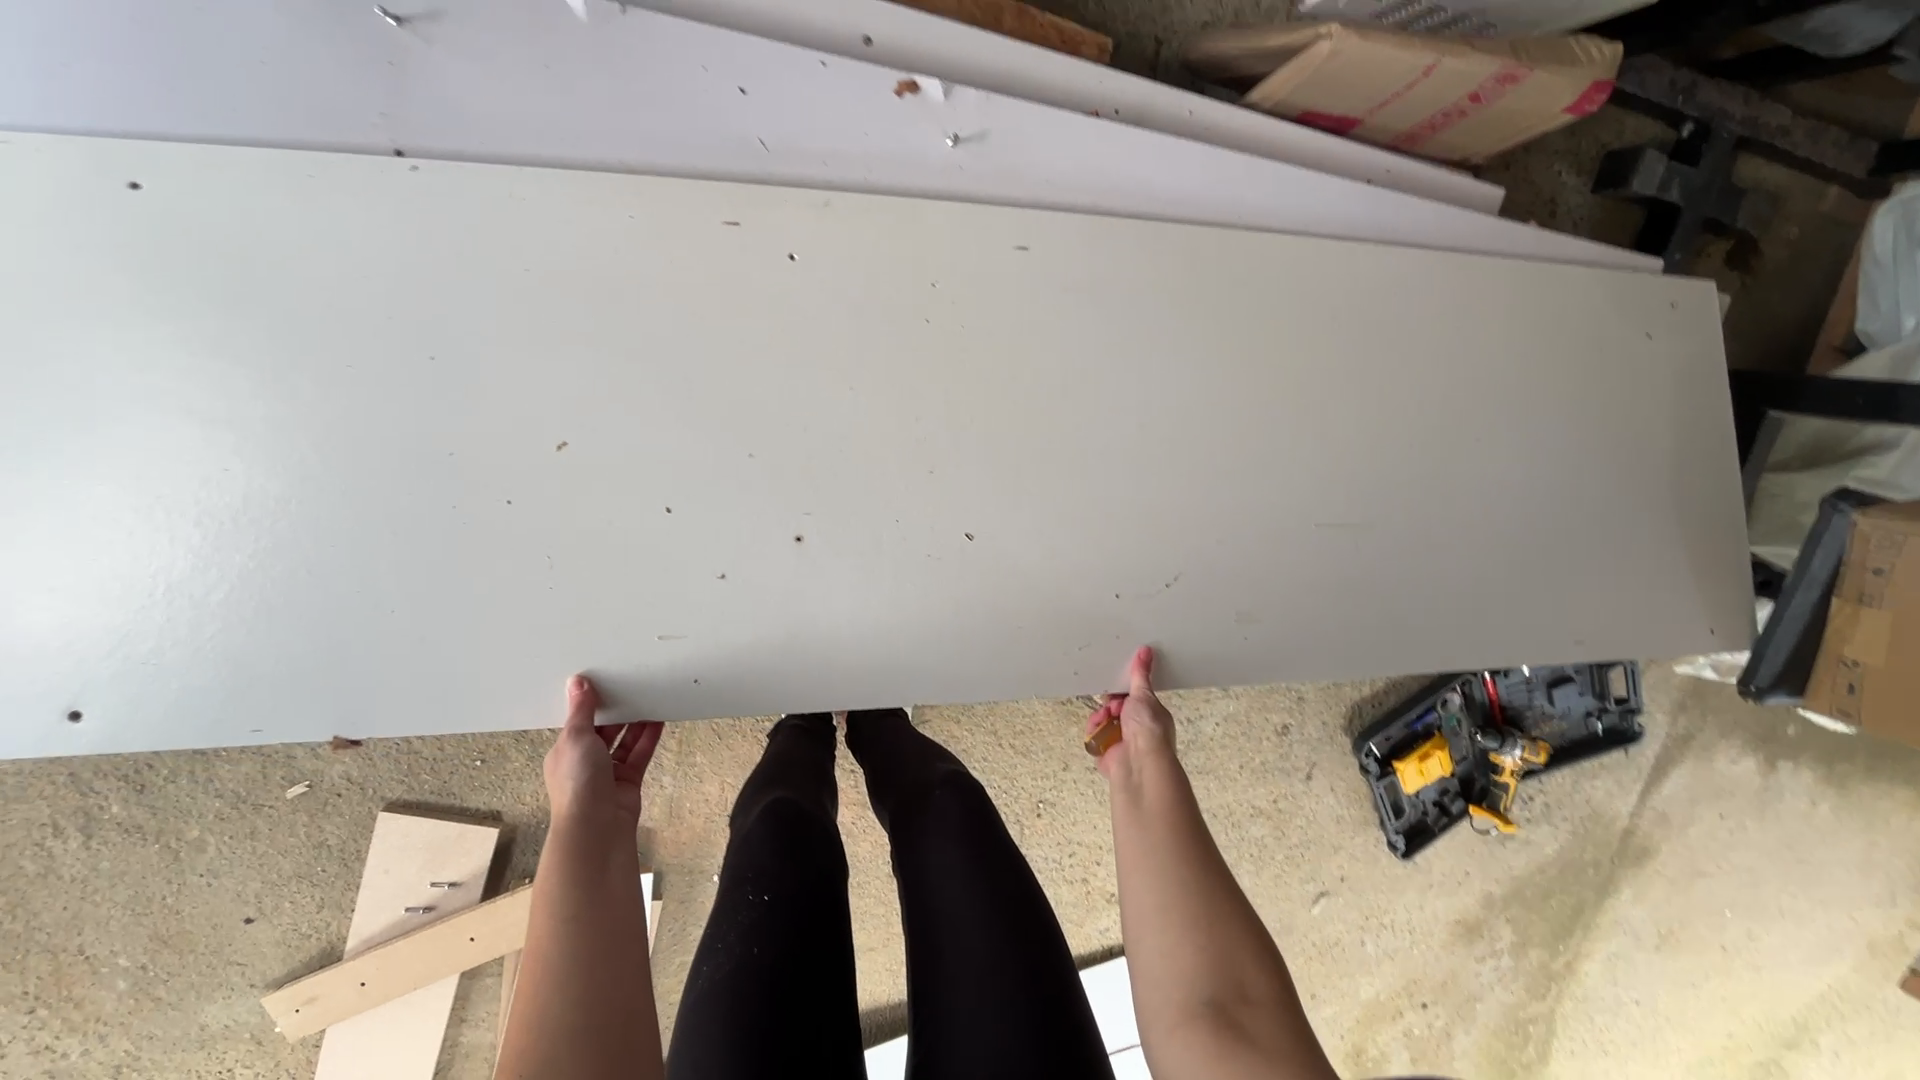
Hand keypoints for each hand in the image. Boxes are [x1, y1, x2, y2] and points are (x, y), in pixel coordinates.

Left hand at [544, 674, 663, 826]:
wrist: (596, 825)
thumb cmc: (578, 783)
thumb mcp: (576, 737)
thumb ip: (582, 710)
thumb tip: (577, 682)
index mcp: (564, 751)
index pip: (578, 723)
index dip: (590, 704)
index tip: (605, 684)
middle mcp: (585, 761)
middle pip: (603, 731)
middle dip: (616, 712)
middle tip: (632, 687)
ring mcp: (608, 772)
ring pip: (624, 741)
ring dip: (636, 723)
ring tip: (649, 699)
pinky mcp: (629, 780)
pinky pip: (640, 754)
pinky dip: (649, 737)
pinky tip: (659, 720)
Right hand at [1085, 646, 1175, 780]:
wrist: (1139, 761)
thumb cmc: (1148, 729)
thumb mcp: (1144, 695)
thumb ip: (1140, 674)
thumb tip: (1146, 650)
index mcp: (1150, 715)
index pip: (1133, 698)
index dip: (1122, 691)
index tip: (1117, 686)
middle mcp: (1136, 729)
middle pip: (1114, 709)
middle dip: (1109, 704)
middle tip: (1111, 705)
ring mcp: (1121, 742)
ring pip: (1102, 722)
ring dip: (1100, 717)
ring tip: (1105, 719)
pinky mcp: (1106, 754)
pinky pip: (1093, 737)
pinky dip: (1094, 732)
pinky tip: (1099, 730)